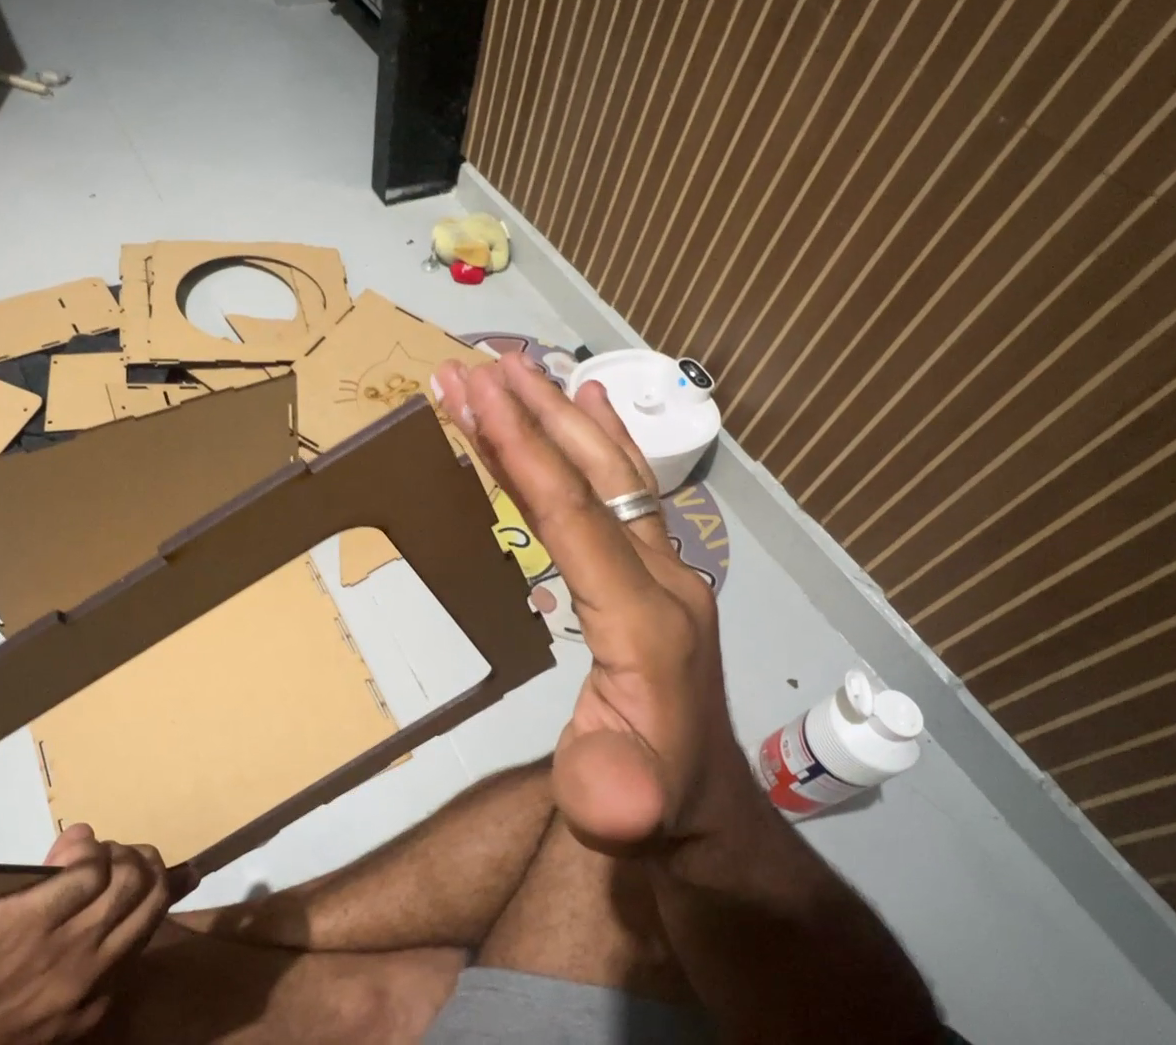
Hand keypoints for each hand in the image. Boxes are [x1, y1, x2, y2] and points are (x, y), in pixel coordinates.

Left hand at [0, 825, 170, 1043]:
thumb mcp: (36, 1010)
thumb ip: (74, 961)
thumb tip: (103, 900)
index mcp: (96, 1002)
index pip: (151, 929)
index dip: (155, 888)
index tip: (144, 870)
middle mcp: (92, 973)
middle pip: (151, 897)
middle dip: (146, 864)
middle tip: (120, 854)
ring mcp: (65, 947)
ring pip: (129, 878)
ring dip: (118, 852)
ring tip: (92, 849)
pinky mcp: (33, 917)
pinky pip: (88, 869)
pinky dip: (89, 849)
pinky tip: (75, 846)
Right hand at [433, 355, 739, 845]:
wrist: (702, 804)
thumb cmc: (648, 800)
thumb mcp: (624, 811)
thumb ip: (617, 798)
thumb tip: (608, 795)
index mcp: (644, 618)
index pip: (574, 517)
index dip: (523, 454)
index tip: (474, 396)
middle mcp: (662, 576)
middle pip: (592, 475)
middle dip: (530, 414)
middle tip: (473, 364)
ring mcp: (666, 569)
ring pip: (612, 472)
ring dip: (559, 414)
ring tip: (514, 366)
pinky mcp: (658, 573)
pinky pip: (629, 489)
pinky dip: (604, 437)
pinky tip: (588, 399)